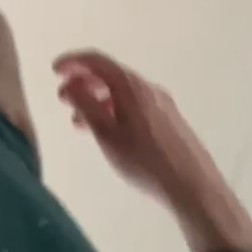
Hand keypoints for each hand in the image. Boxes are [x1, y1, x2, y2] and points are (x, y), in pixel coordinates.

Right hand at [54, 50, 251, 251]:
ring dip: (97, 101)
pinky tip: (110, 134)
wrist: (197, 192)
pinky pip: (135, 107)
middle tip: (64, 100)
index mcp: (131, 85)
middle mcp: (149, 88)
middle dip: (82, 84)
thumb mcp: (105, 132)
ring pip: (122, 94)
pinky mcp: (172, 123)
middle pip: (109, 75)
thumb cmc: (145, 160)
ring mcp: (163, 106)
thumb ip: (84, 103)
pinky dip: (115, 111)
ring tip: (81, 124)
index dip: (72, 62)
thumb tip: (70, 83)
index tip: (54, 71)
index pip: (96, 60)